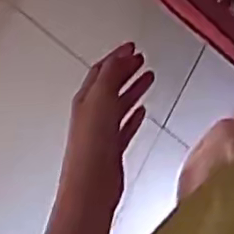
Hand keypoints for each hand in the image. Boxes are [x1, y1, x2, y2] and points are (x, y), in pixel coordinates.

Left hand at [46, 42, 153, 233]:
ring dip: (133, 87)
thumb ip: (111, 73)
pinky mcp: (112, 150)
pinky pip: (125, 125)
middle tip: (140, 57)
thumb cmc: (90, 146)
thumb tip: (121, 54)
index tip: (131, 46)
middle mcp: (92, 114)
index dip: (117, 56)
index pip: (102, 69)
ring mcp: (102, 132)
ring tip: (147, 76)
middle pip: (111, 84)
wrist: (91, 187)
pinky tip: (141, 110)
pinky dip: (133, 114)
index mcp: (86, 99)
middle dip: (126, 69)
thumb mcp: (101, 97)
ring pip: (119, 103)